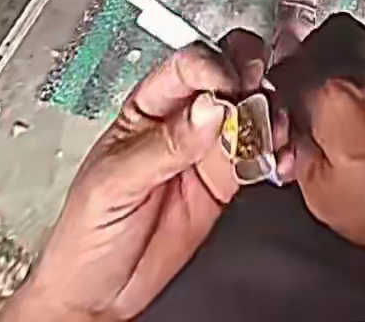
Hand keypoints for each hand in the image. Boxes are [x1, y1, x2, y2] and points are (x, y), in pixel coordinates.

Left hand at [4, 31, 267, 321]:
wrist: (97, 297)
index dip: (214, 68)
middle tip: (261, 95)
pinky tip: (277, 160)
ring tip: (273, 134)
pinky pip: (259, 152)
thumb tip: (210, 108)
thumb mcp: (114, 184)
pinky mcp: (226, 178)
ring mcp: (207, 146)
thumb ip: (163, 145)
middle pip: (226, 72)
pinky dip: (277, 150)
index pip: (187, 66)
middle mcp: (183, 116)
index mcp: (149, 104)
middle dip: (251, 75)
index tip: (230, 86)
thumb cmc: (87, 231)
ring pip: (250, 108)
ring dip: (270, 112)